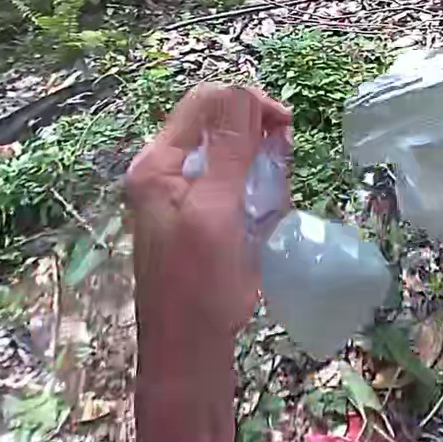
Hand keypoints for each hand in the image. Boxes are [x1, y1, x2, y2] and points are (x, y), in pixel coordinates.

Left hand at [124, 83, 290, 441]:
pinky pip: (237, 177)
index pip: (205, 104)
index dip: (247, 104)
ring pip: (234, 149)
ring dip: (261, 160)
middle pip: (220, 122)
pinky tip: (268, 207)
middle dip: (257, 133)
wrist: (192, 350)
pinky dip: (258, 182)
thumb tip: (242, 90)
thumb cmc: (200, 282)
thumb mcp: (216, 210)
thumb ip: (230, 149)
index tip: (284, 125)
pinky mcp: (205, 210)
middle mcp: (168, 169)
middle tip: (282, 160)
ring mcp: (185, 191)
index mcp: (158, 163)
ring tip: (274, 192)